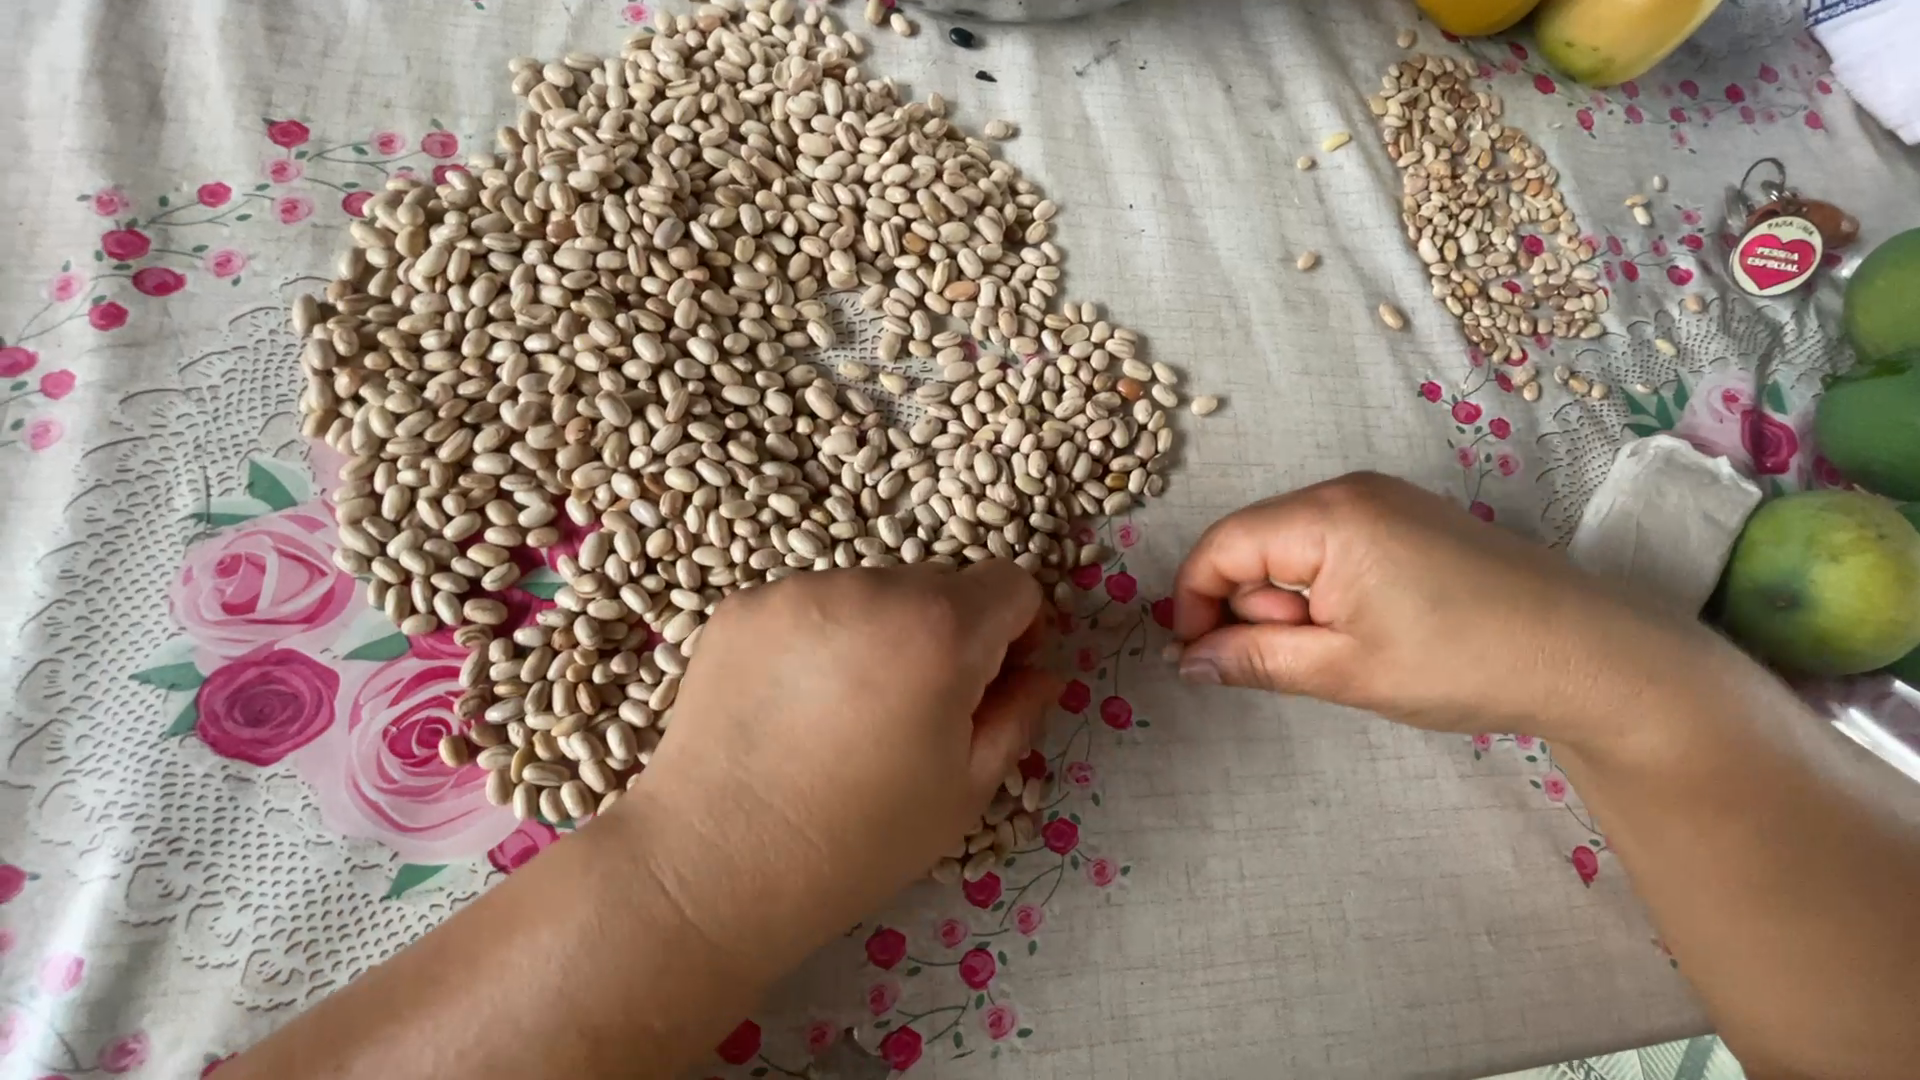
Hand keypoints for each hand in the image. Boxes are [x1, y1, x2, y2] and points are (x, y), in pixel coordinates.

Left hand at [623, 559, 1057, 972]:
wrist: (714, 864)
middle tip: (914, 704)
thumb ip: (1018, 716)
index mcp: (941, 630)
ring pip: (874, 591)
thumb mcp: (966, 789)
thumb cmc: (858, 840)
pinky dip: (822, 636)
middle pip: (942, 585)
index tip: (992, 678)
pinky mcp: (745, 604)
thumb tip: (1044, 673)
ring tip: (845, 706)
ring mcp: (800, 589)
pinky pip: (813, 603)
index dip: (1016, 630)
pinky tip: (794, 700)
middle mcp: (873, 588)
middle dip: (948, 631)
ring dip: (882, 630)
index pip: (1011, 584)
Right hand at [1168, 472, 1708, 737]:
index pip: (1220, 547)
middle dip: (1252, 607)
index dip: (1193, 602)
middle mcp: (1346, 491)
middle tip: (1299, 659)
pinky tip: (1364, 627)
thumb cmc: (1462, 663)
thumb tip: (1184, 662)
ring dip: (1289, 604)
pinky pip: (1327, 549)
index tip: (1197, 657)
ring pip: (1287, 550)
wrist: (1600, 659)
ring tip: (1343, 648)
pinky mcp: (1404, 520)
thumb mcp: (1342, 669)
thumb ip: (1251, 659)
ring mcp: (1380, 500)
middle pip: (1251, 545)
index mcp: (1327, 515)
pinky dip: (1320, 591)